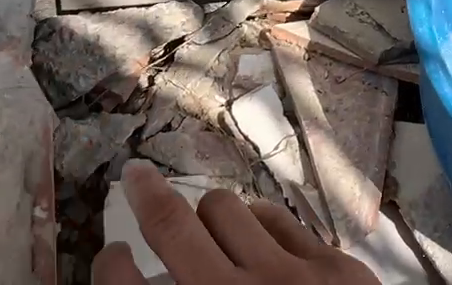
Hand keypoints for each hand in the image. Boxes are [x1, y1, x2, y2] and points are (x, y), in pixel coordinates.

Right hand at [93, 160, 377, 284]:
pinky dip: (263, 233)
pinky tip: (264, 255)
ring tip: (216, 242)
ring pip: (225, 207)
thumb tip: (155, 279)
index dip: (111, 266)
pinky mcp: (340, 269)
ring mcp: (293, 280)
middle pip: (172, 224)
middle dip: (146, 195)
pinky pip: (277, 219)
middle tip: (137, 178)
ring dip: (212, 223)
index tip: (114, 254)